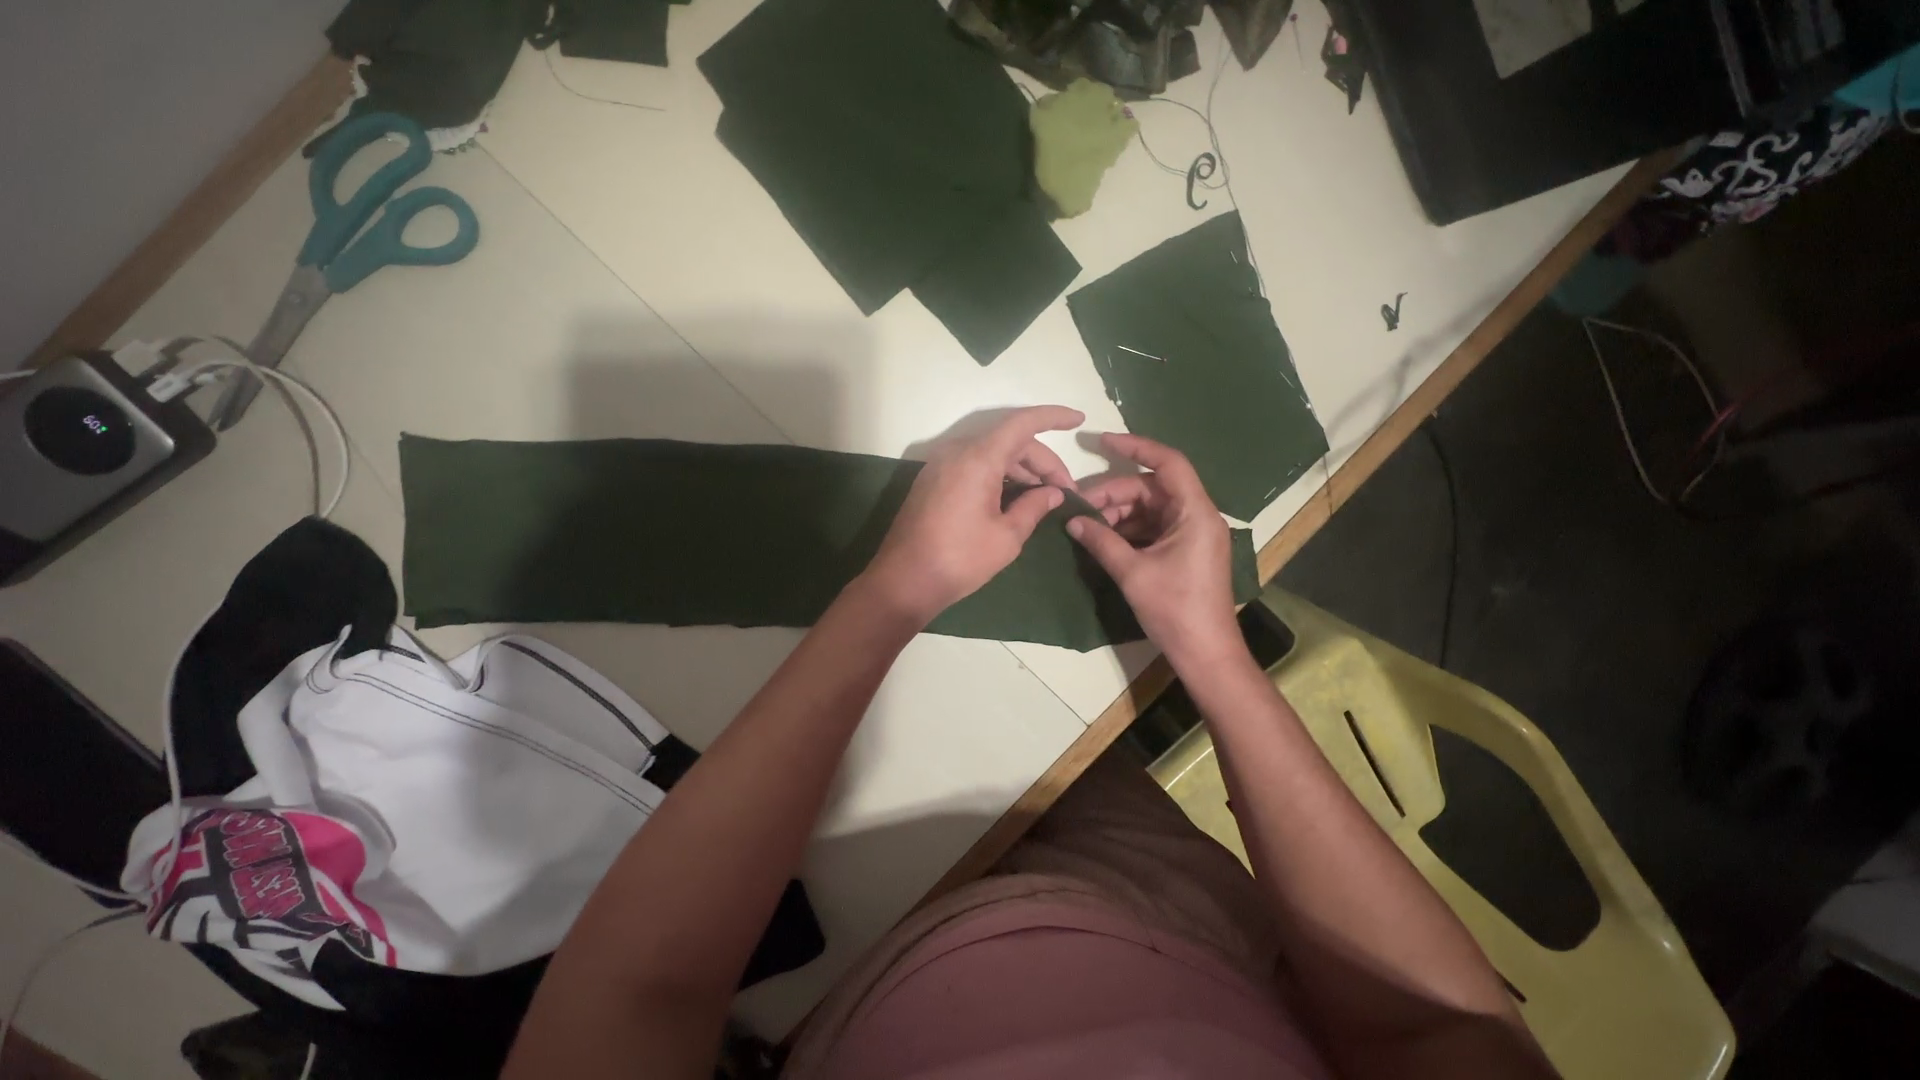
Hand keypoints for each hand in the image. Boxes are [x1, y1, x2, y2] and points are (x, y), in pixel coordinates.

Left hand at [861, 406, 1084, 624]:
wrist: (903, 580)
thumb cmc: (960, 559)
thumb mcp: (1007, 536)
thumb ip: (1034, 507)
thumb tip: (1054, 493)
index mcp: (978, 458)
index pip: (1023, 423)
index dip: (1053, 417)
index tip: (1079, 419)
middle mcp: (957, 451)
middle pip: (1009, 440)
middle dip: (1042, 460)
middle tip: (1066, 490)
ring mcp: (941, 464)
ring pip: (991, 452)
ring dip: (1022, 468)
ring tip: (1045, 495)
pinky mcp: (933, 480)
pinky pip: (973, 464)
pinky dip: (999, 473)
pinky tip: (1016, 496)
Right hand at [1067, 433, 1243, 664]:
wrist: (1205, 653)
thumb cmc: (1175, 610)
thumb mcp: (1133, 572)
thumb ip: (1101, 541)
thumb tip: (1072, 520)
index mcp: (1195, 513)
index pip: (1167, 464)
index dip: (1135, 447)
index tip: (1101, 441)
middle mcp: (1198, 516)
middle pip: (1153, 488)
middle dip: (1115, 493)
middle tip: (1080, 506)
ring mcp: (1193, 535)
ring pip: (1151, 509)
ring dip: (1119, 513)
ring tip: (1088, 526)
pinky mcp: (1186, 552)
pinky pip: (1154, 528)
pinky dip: (1129, 530)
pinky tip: (1104, 539)